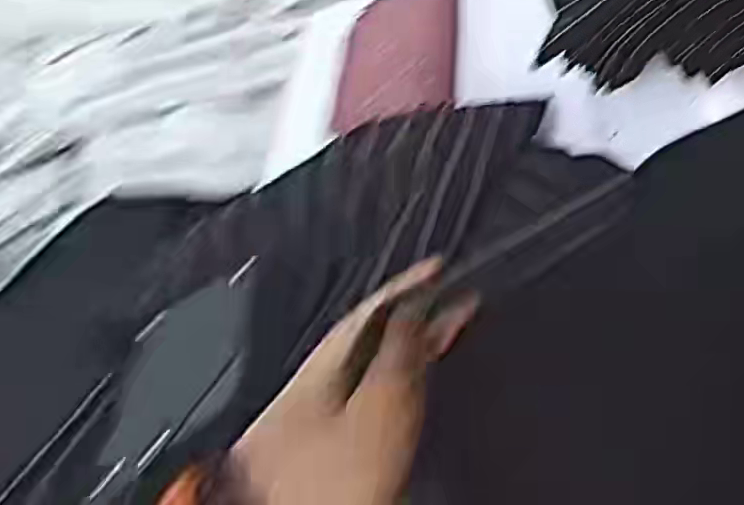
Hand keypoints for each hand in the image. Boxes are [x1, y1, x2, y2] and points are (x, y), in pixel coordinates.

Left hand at [229, 259, 477, 504]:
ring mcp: (300, 435)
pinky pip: (363, 395)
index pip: (359, 318)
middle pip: (359, 344)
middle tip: (452, 295)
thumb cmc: (352, 477)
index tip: (437, 266)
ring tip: (448, 327)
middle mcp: (290, 407)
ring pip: (362, 370)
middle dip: (410, 317)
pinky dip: (395, 376)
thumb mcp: (386, 397)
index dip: (403, 287)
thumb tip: (417, 303)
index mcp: (300, 387)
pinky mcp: (319, 456)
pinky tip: (416, 373)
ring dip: (407, 346)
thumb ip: (402, 343)